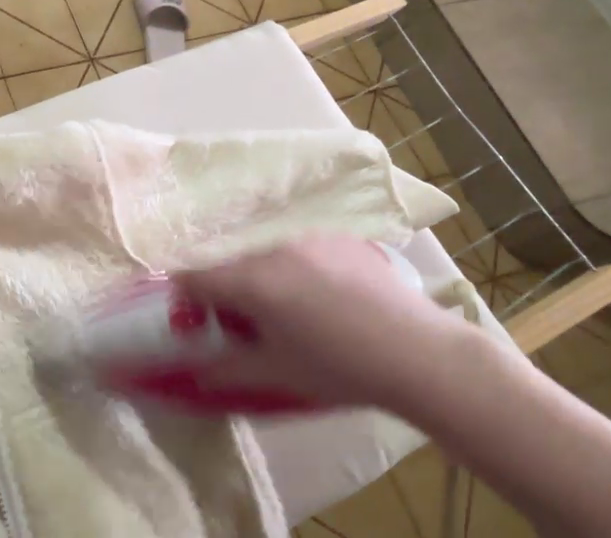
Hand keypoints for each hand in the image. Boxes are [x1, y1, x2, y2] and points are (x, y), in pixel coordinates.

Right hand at [174, 235, 488, 412]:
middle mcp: (270, 247)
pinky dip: (300, 266)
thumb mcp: (277, 374)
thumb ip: (226, 367)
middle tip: (251, 321)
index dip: (187, 297)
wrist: (423, 355)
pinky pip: (301, 247)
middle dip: (230, 289)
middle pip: (230, 262)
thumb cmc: (342, 369)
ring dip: (265, 276)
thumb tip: (194, 367)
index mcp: (250, 280)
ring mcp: (307, 236)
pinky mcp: (338, 235)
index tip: (198, 317)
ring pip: (266, 253)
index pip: (193, 276)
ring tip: (296, 310)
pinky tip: (329, 295)